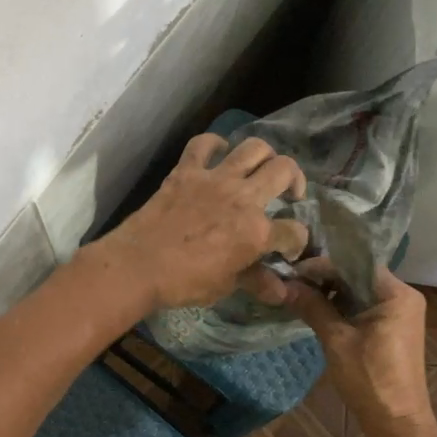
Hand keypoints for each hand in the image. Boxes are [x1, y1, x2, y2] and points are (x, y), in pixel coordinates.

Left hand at [88, 134, 309, 310]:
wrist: (138, 265)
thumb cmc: (184, 282)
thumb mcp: (225, 286)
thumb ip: (256, 281)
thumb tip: (282, 292)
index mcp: (256, 231)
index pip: (293, 231)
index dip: (297, 242)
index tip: (288, 249)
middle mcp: (243, 198)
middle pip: (284, 170)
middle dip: (295, 180)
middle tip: (288, 193)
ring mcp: (215, 179)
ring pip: (254, 147)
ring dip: (265, 155)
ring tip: (262, 168)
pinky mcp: (187, 171)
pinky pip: (204, 144)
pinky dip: (215, 144)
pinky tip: (219, 153)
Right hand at [285, 262, 432, 429]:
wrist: (396, 420)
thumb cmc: (369, 378)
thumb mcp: (337, 340)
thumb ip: (312, 307)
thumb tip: (284, 285)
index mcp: (397, 294)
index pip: (355, 264)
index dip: (322, 266)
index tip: (291, 272)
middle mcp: (403, 296)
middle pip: (359, 275)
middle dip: (325, 278)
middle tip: (291, 282)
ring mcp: (399, 313)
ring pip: (360, 292)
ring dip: (331, 293)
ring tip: (299, 295)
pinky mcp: (392, 328)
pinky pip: (365, 307)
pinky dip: (342, 307)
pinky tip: (317, 310)